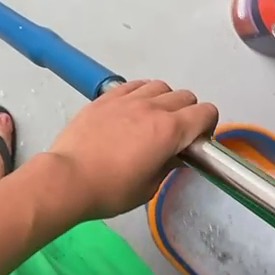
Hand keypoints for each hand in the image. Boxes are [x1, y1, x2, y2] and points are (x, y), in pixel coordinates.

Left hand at [34, 80, 218, 221]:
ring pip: (160, 86)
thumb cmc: (110, 190)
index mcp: (170, 130)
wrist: (68, 178)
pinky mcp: (105, 98)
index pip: (205, 112)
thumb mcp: (148, 187)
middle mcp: (152, 108)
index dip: (207, 126)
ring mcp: (126, 99)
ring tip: (153, 119)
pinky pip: (133, 85)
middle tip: (175, 134)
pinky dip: (141, 93)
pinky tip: (132, 109)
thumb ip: (168, 166)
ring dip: (164, 100)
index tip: (196, 142)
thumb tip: (176, 156)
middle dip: (188, 113)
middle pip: (185, 96)